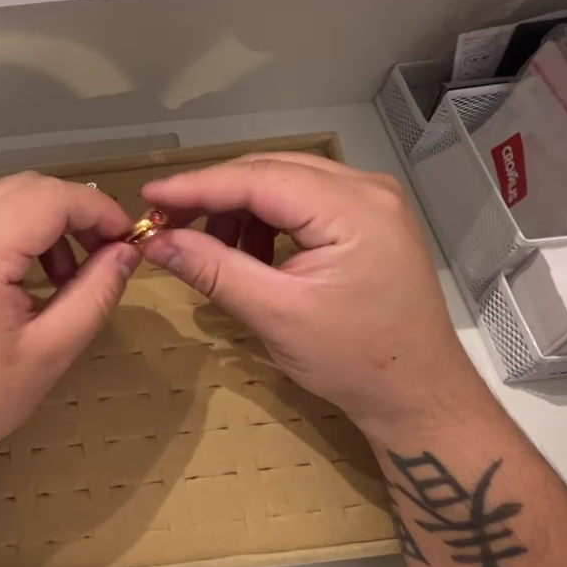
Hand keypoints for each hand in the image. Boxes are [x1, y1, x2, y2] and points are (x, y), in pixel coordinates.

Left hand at [0, 173, 140, 496]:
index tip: (129, 239)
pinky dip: (14, 231)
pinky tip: (28, 277)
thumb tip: (127, 251)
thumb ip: (95, 293)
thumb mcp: (50, 352)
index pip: (52, 197)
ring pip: (3, 198)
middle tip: (104, 255)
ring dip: (44, 222)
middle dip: (74, 212)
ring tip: (66, 277)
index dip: (99, 209)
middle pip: (27, 187)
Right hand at [137, 153, 485, 437]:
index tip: (148, 198)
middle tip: (167, 223)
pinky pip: (302, 201)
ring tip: (213, 250)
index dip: (196, 186)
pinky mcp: (367, 219)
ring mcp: (371, 201)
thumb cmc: (354, 360)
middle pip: (269, 171)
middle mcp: (366, 188)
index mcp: (353, 207)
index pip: (257, 179)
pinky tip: (251, 255)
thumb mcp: (275, 314)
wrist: (418, 395)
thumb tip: (156, 242)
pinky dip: (265, 221)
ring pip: (283, 183)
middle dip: (214, 195)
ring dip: (239, 210)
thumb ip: (213, 270)